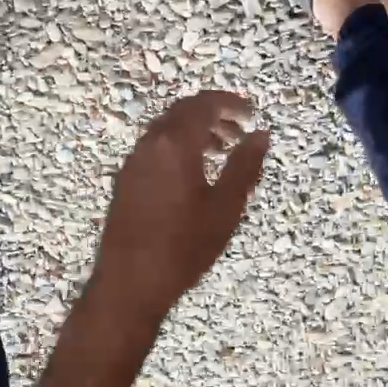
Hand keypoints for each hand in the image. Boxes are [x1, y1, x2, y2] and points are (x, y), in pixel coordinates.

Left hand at [89, 91, 270, 325]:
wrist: (129, 284)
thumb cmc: (183, 247)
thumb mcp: (225, 208)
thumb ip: (244, 166)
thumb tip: (261, 135)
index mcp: (175, 144)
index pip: (204, 105)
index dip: (230, 102)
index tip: (251, 112)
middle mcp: (150, 143)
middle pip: (183, 111)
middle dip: (213, 114)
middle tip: (239, 130)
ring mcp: (134, 160)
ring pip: (167, 128)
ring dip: (195, 130)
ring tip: (221, 150)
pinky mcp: (126, 178)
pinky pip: (155, 146)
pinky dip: (178, 145)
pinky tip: (193, 172)